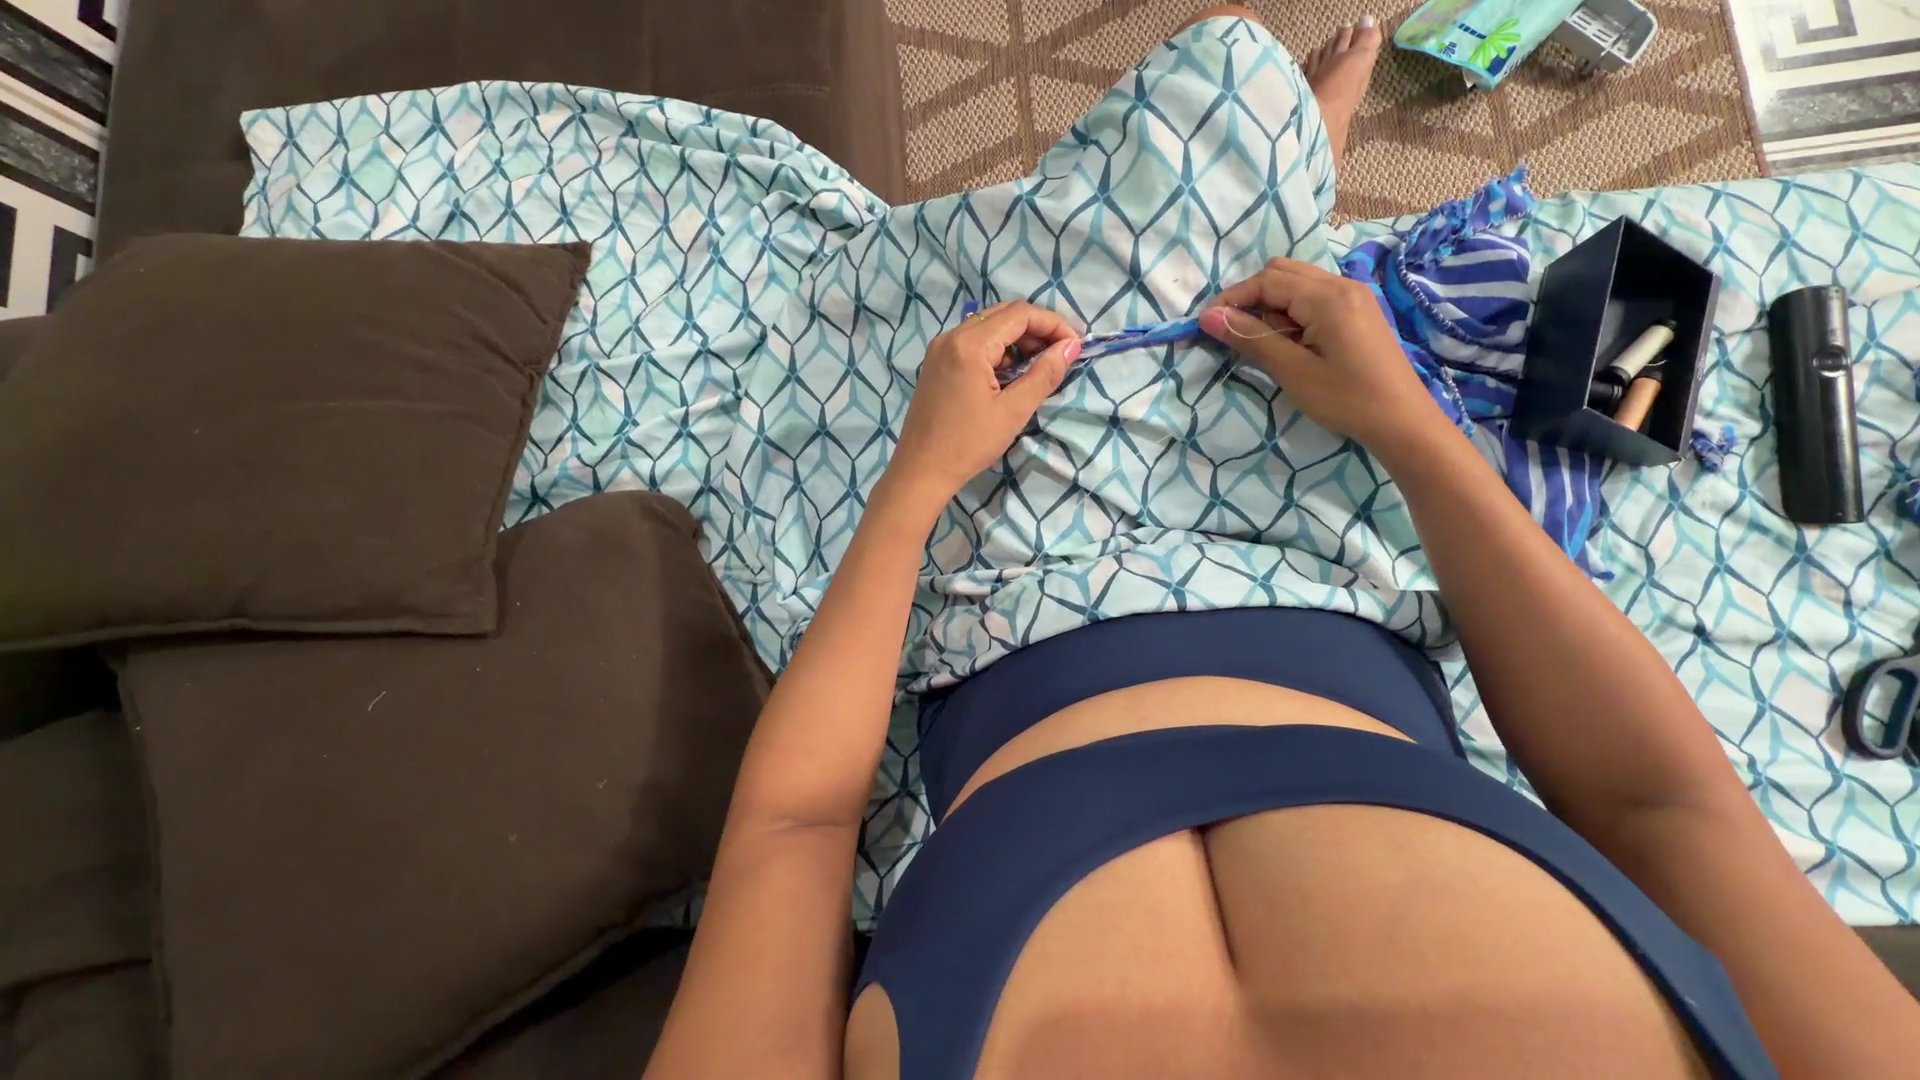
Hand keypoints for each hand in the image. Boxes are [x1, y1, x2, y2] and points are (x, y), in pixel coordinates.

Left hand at [887, 301, 1081, 501]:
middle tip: (1060, 355)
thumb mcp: (1013, 411)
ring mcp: (940, 348)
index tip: (1074, 345)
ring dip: (1018, 340)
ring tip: (1038, 367)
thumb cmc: (968, 445)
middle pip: (1003, 314)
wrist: (921, 470)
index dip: (1053, 323)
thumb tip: (1071, 347)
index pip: (1020, 314)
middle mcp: (951, 336)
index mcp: (969, 345)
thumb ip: (1044, 374)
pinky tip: (1010, 375)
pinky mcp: (936, 362)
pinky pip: (973, 342)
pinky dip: (997, 350)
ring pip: (988, 326)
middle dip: (1037, 329)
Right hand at [1200, 257, 1446, 449]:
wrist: (1402, 420)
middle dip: (1251, 296)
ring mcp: (1354, 295)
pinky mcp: (1358, 310)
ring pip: (1298, 282)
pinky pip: (1315, 296)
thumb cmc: (1346, 399)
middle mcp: (1342, 284)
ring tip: (1259, 340)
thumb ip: (1251, 338)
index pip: (1268, 280)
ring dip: (1271, 303)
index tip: (1206, 324)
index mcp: (1327, 297)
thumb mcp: (1293, 371)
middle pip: (1282, 271)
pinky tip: (1288, 341)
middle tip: (1234, 332)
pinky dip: (1292, 310)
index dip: (1232, 298)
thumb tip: (1209, 316)